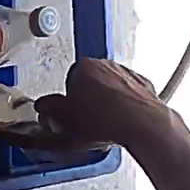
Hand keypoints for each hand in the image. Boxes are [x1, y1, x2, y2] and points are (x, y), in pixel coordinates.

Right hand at [36, 58, 180, 154]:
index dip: (69, 101)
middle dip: (89, 99)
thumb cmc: (105, 119)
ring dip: (108, 103)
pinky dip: (126, 107)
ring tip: (107, 124)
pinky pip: (130, 96)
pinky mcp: (145, 86)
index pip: (69, 81)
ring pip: (111, 88)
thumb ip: (48, 109)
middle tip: (88, 120)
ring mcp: (127, 74)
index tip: (72, 114)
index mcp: (83, 66)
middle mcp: (106, 64)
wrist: (142, 125)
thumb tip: (44, 107)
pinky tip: (123, 123)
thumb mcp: (63, 119)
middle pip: (91, 82)